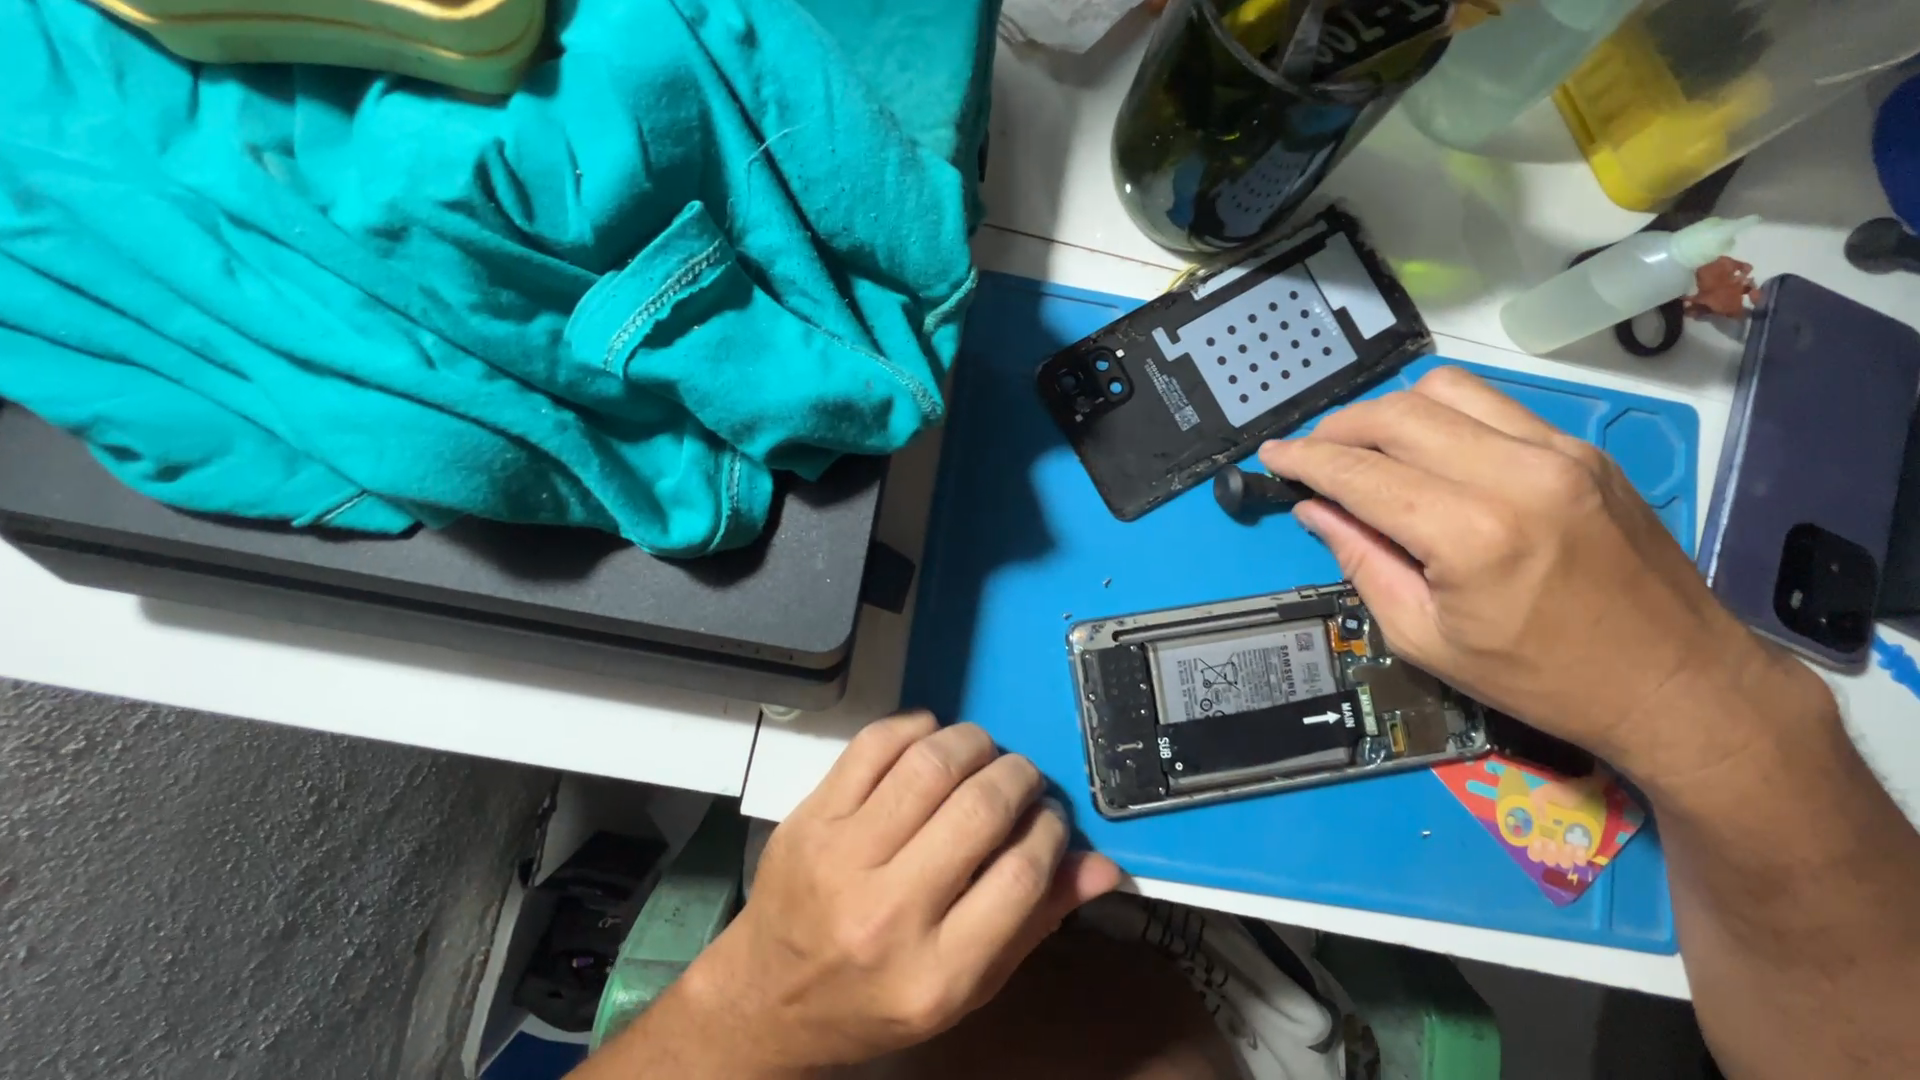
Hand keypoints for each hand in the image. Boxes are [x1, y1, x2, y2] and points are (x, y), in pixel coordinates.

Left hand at [678, 713, 1120, 1071]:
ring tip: (984, 753)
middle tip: (1022, 778)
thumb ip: (1034, 923)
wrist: (768, 998)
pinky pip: (872, 746)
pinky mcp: (809, 819)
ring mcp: (841, 858)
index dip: (1050, 830)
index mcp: (938, 972)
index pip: (1021, 873)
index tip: (1049, 817)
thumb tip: (1103, 866)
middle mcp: (889, 912)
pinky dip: (914, 728)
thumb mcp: (965, 988)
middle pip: (979, 809)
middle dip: (1017, 777)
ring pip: (928, 766)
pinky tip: (931, 738)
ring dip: (973, 744)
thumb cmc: (877, 1002)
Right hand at [1258, 366, 1817, 785]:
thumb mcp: (1424, 637)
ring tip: (1365, 447)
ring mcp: (1558, 452)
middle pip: (1398, 413)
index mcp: (1470, 534)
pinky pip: (1492, 405)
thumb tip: (1315, 510)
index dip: (1304, 460)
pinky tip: (1428, 452)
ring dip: (1389, 412)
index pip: (1361, 472)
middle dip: (1337, 428)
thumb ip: (1362, 561)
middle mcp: (1515, 473)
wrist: (1676, 682)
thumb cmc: (1539, 678)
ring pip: (1445, 389)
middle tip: (1309, 455)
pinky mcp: (1583, 450)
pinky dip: (1442, 416)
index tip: (1270, 457)